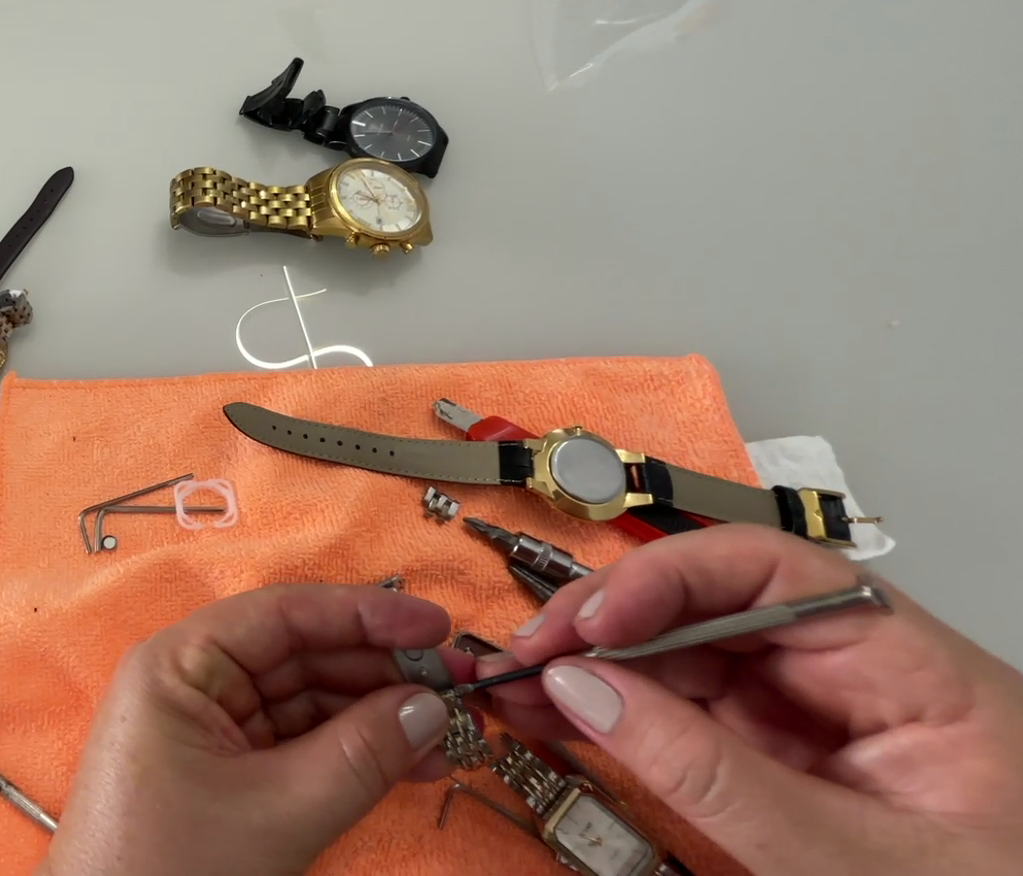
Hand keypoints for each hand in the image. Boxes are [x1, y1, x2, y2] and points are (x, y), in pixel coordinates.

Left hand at [36, 584, 468, 875]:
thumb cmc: (172, 869)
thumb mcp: (275, 812)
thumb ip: (359, 755)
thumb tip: (429, 706)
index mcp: (180, 661)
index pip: (280, 614)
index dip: (361, 612)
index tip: (434, 622)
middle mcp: (194, 679)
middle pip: (298, 653)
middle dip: (379, 668)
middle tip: (460, 682)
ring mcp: (212, 725)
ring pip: (306, 699)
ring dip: (376, 713)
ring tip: (451, 729)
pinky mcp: (228, 769)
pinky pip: (299, 742)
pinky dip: (354, 751)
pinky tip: (414, 760)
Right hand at [480, 524, 1022, 874]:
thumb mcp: (862, 865)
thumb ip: (714, 777)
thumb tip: (576, 687)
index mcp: (907, 668)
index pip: (770, 570)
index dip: (668, 577)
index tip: (596, 623)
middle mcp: (838, 666)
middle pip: (696, 604)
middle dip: (599, 624)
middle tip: (525, 653)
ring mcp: (790, 706)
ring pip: (663, 652)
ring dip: (579, 666)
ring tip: (511, 686)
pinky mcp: (755, 744)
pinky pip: (659, 705)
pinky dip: (595, 707)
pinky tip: (542, 709)